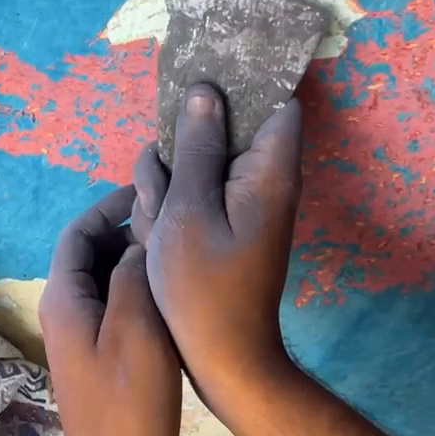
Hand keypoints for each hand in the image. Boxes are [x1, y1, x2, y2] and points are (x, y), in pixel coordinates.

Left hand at [38, 186, 183, 435]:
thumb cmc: (131, 402)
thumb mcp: (136, 327)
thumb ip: (130, 275)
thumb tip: (132, 243)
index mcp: (62, 300)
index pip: (75, 234)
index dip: (106, 207)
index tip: (143, 191)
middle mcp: (63, 313)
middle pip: (86, 255)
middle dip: (121, 231)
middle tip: (167, 220)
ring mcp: (79, 339)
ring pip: (101, 281)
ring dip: (130, 261)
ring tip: (173, 249)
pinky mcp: (98, 358)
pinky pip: (112, 307)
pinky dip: (134, 290)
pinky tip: (167, 294)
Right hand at [132, 83, 303, 402]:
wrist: (221, 356)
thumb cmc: (204, 285)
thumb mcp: (189, 209)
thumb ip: (196, 147)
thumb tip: (205, 90)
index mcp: (269, 171)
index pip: (276, 103)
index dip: (244, 84)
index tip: (200, 79)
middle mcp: (263, 180)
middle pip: (224, 130)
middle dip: (184, 143)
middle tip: (163, 183)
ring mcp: (243, 203)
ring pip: (199, 162)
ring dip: (170, 180)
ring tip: (158, 218)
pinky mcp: (224, 222)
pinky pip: (196, 192)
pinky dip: (173, 204)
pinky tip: (158, 230)